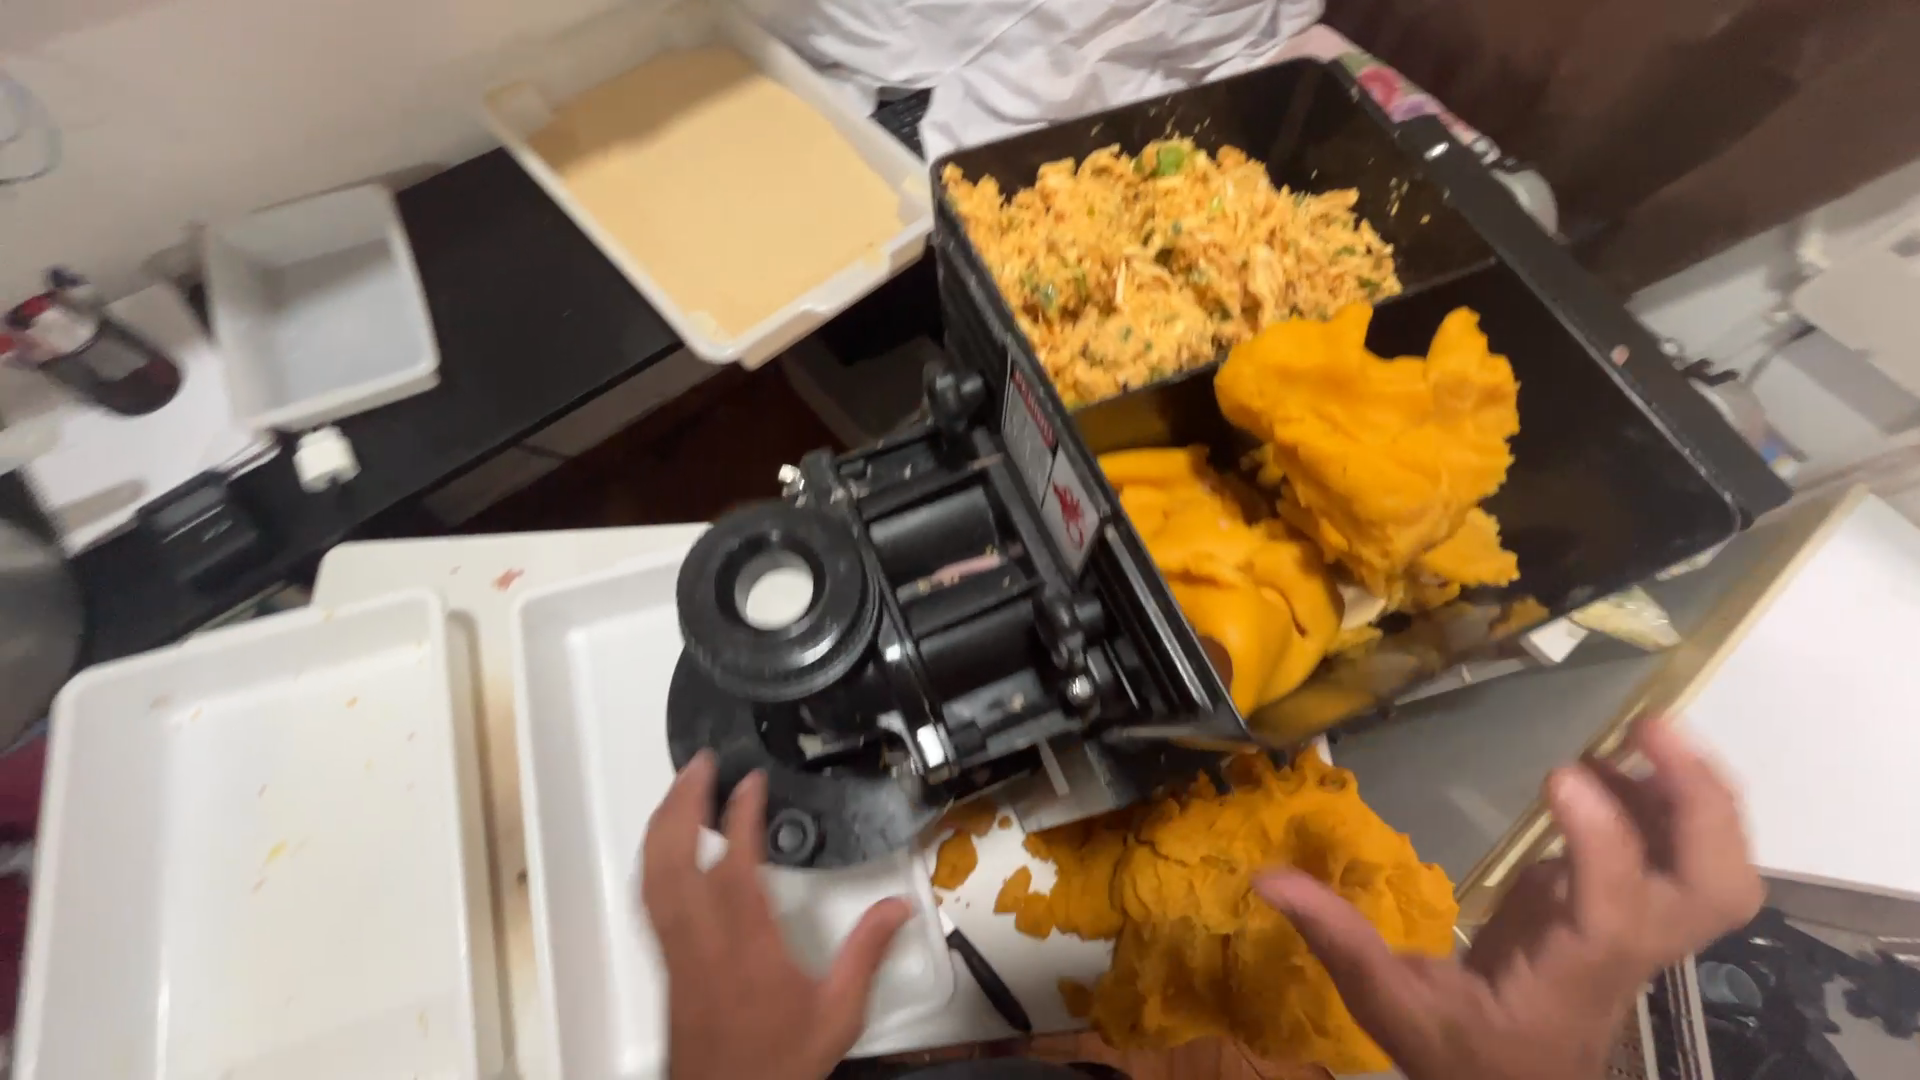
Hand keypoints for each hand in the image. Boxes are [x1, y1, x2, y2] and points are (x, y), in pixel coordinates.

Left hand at [642, 751, 914, 1079]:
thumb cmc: (778, 1061)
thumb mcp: (838, 1012)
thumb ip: (867, 952)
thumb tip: (899, 905)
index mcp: (747, 947)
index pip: (734, 867)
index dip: (739, 816)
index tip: (750, 780)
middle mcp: (703, 941)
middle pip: (675, 860)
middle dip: (683, 804)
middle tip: (700, 765)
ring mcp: (677, 949)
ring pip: (653, 875)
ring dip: (662, 824)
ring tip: (679, 787)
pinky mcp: (666, 960)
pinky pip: (647, 898)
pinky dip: (651, 858)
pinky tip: (661, 842)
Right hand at [1256, 715, 1763, 1079]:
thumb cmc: (1456, 1054)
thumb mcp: (1384, 1001)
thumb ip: (1332, 934)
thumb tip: (1261, 876)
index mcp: (1568, 970)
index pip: (1615, 912)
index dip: (1604, 844)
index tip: (1561, 774)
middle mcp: (1619, 946)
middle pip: (1714, 888)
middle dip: (1701, 806)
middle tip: (1653, 726)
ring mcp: (1624, 927)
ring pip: (1711, 872)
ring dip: (1693, 796)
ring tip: (1642, 728)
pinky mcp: (1610, 910)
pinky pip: (1667, 857)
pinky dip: (1661, 804)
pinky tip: (1609, 766)